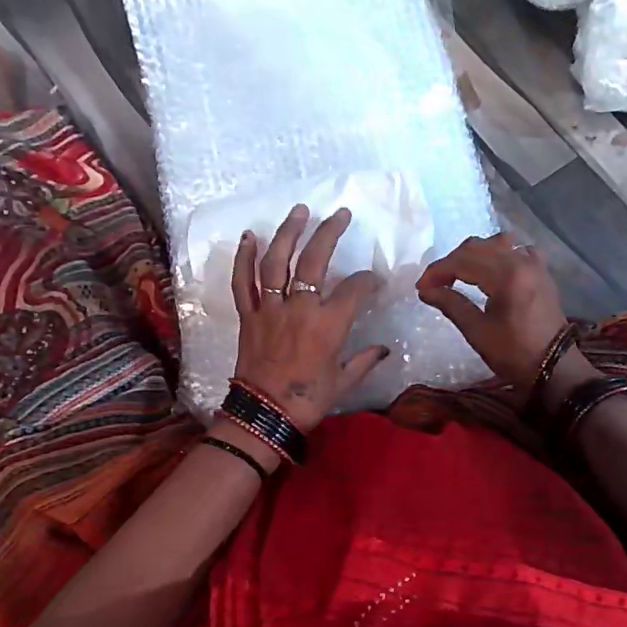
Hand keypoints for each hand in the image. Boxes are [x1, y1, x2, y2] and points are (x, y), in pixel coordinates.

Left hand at [231, 204, 386, 431]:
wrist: (265, 415)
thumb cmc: (308, 401)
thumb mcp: (344, 382)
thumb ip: (365, 361)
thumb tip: (383, 350)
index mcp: (328, 324)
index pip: (354, 289)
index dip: (368, 280)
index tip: (373, 280)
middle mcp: (299, 307)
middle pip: (314, 260)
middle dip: (329, 233)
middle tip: (340, 214)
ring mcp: (270, 308)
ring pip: (276, 261)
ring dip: (288, 233)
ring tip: (299, 211)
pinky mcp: (249, 315)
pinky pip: (242, 281)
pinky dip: (243, 257)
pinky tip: (249, 235)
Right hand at [416, 233, 571, 399]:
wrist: (553, 366)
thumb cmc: (513, 353)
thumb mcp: (477, 332)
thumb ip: (451, 305)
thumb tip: (426, 290)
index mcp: (506, 276)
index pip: (462, 261)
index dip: (437, 271)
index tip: (421, 287)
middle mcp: (521, 261)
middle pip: (477, 247)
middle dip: (451, 262)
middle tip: (434, 284)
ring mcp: (534, 263)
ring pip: (495, 244)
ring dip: (472, 256)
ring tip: (458, 275)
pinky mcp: (541, 270)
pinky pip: (515, 250)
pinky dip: (497, 255)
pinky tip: (490, 270)